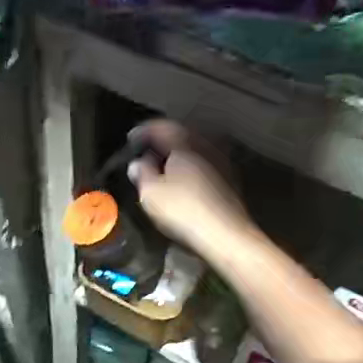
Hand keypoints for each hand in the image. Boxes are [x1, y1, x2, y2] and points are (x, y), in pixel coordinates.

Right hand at [127, 121, 257, 256]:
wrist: (227, 235)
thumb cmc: (184, 211)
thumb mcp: (151, 193)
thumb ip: (142, 174)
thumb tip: (138, 163)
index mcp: (184, 142)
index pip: (161, 127)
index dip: (143, 132)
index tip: (131, 140)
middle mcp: (206, 145)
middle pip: (181, 136)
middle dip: (163, 142)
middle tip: (147, 152)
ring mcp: (222, 163)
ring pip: (195, 151)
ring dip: (178, 156)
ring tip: (164, 168)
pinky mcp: (230, 182)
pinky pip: (204, 167)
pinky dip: (191, 169)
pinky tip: (183, 183)